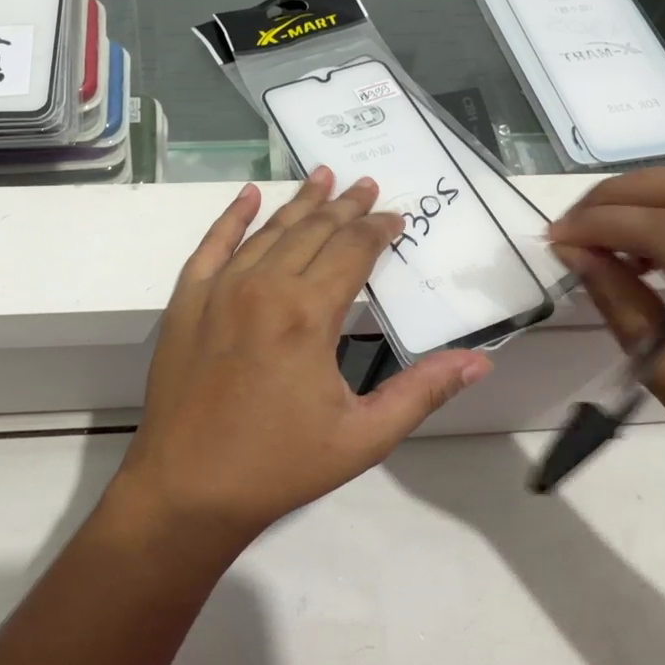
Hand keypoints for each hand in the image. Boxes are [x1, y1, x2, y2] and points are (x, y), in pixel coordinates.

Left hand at [115, 168, 493, 542]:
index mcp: (308, 313)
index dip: (377, 229)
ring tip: (322, 177)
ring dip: (299, 203)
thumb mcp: (362, 437)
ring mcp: (218, 290)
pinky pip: (211, 246)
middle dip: (344, 207)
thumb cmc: (279, 466)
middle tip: (366, 184)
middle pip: (312, 232)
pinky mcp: (186, 302)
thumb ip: (421, 392)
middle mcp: (263, 287)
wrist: (187, 488)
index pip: (352, 251)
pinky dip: (232, 217)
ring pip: (267, 232)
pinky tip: (248, 196)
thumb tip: (478, 361)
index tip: (395, 216)